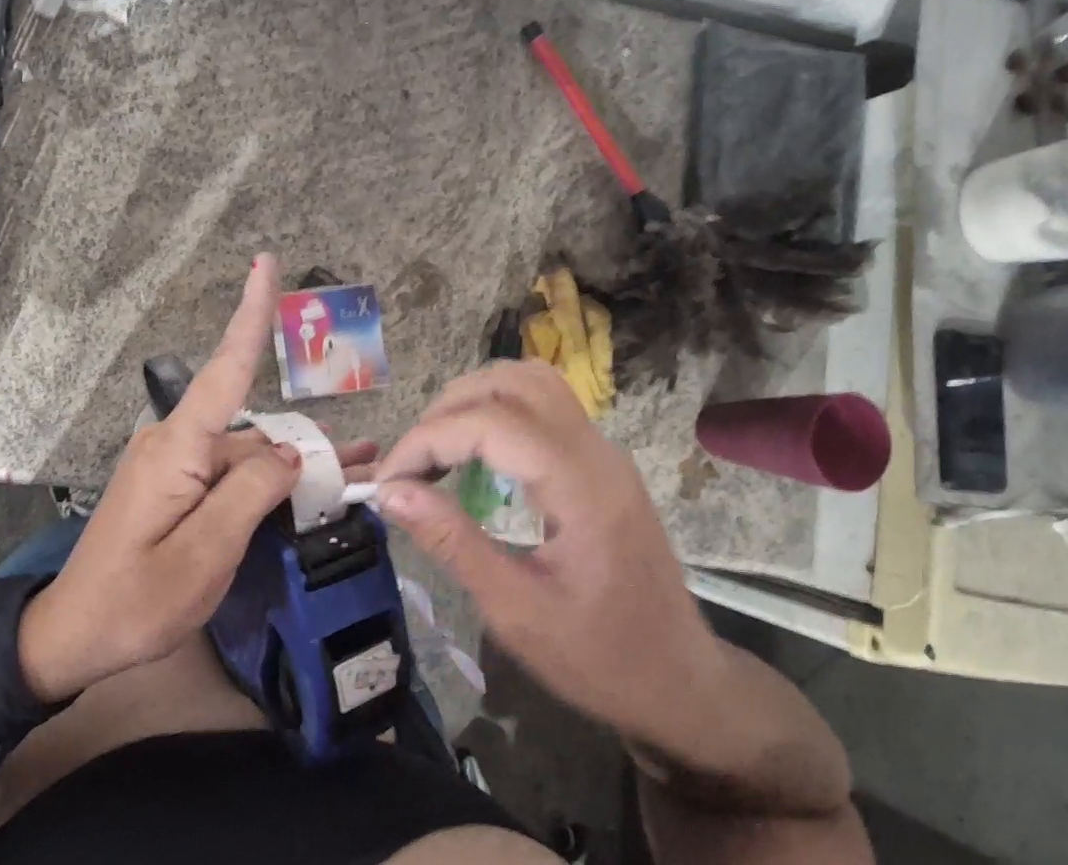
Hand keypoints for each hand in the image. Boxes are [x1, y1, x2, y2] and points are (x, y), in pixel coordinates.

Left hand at [18, 254, 376, 701]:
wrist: (74, 635)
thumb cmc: (138, 599)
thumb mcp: (206, 552)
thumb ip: (250, 493)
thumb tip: (289, 453)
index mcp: (176, 449)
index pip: (224, 371)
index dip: (248, 317)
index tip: (264, 264)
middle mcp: (171, 446)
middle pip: (250, 432)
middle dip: (304, 446)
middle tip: (369, 461)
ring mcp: (168, 469)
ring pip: (242, 458)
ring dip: (288, 470)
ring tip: (351, 478)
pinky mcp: (168, 490)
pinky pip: (223, 478)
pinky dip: (261, 486)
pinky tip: (297, 497)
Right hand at [372, 361, 724, 747]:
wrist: (679, 682)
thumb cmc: (599, 657)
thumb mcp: (515, 611)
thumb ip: (452, 542)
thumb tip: (391, 493)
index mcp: (582, 488)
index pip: (490, 424)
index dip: (427, 440)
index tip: (388, 483)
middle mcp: (597, 454)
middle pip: (512, 383)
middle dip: (445, 412)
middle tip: (409, 466)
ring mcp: (603, 454)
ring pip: (529, 383)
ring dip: (471, 403)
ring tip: (433, 453)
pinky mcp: (599, 464)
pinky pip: (542, 408)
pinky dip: (494, 414)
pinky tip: (470, 458)